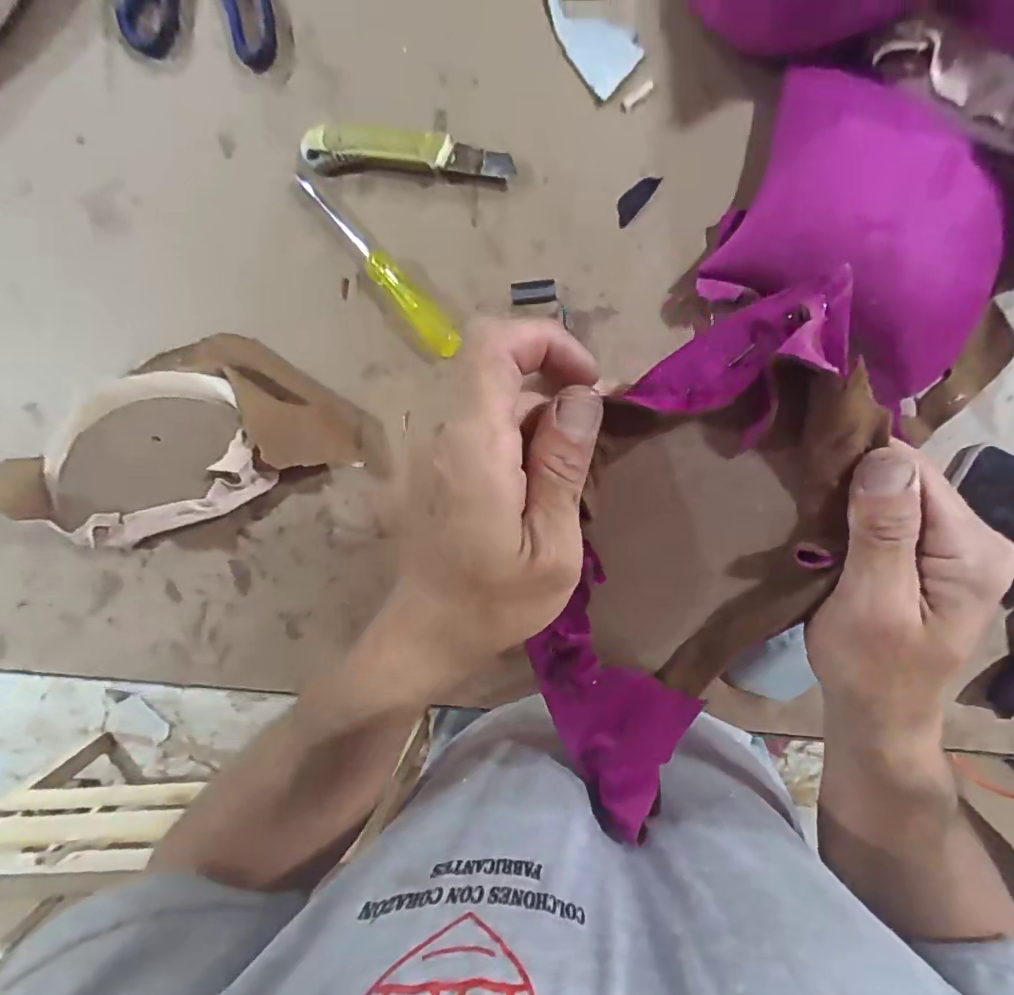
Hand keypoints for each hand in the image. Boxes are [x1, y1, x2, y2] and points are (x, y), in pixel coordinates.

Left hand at [377, 318, 603, 685]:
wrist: (425, 636)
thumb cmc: (493, 603)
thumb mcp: (551, 546)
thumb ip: (564, 465)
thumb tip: (583, 399)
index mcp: (473, 444)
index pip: (493, 342)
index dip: (545, 340)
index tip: (588, 383)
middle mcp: (443, 433)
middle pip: (497, 370)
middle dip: (552, 390)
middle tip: (589, 447)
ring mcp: (432, 450)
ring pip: (491, 402)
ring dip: (536, 423)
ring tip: (565, 484)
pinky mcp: (432, 467)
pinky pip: (478, 430)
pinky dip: (515, 442)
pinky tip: (534, 494)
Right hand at [806, 442, 1013, 754]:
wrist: (878, 717)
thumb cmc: (869, 669)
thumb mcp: (871, 603)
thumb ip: (884, 533)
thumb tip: (885, 458)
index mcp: (975, 550)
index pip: (919, 475)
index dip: (865, 467)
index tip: (816, 474)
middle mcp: (984, 541)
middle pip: (915, 483)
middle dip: (862, 485)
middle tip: (810, 501)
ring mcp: (964, 551)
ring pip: (905, 499)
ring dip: (859, 502)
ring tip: (817, 514)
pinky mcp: (942, 562)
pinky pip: (901, 520)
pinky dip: (866, 520)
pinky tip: (839, 531)